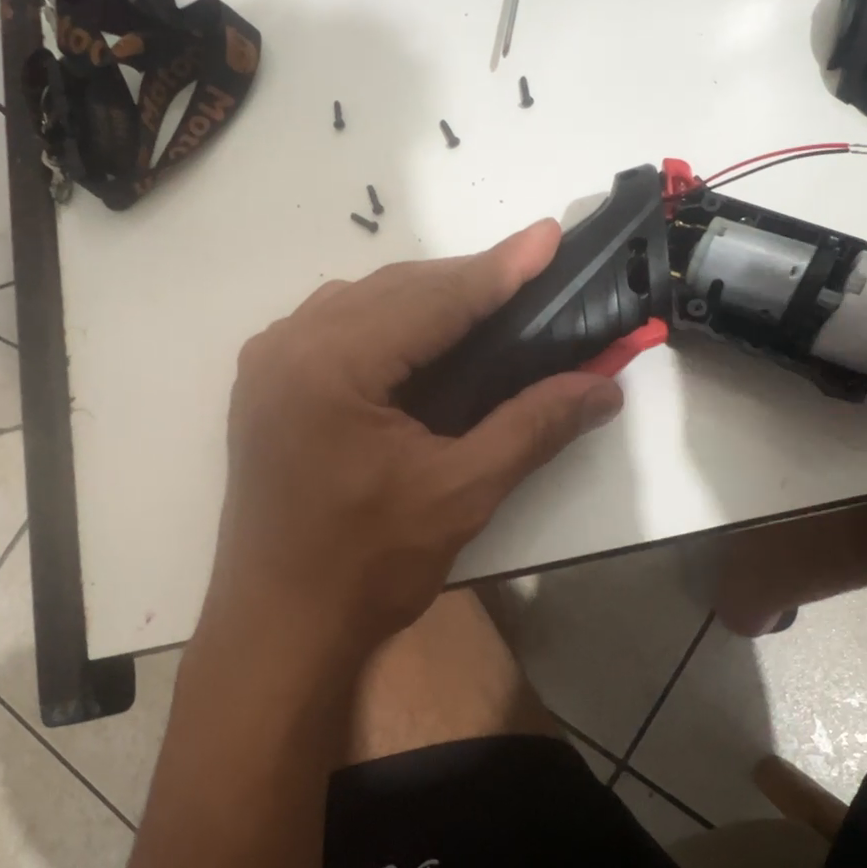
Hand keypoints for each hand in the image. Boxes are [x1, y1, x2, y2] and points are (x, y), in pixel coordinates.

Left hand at [202, 220, 623, 664]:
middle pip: (392, 291)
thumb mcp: (459, 495)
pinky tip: (418, 343)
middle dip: (464, 283)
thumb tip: (603, 385)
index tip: (549, 237)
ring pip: (359, 305)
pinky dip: (383, 326)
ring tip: (485, 308)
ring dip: (422, 301)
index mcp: (329, 364)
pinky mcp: (263, 390)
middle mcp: (286, 346)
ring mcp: (266, 367)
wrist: (279, 630)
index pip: (431, 299)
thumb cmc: (366, 569)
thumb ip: (532, 427)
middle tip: (530, 278)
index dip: (499, 270)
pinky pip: (331, 330)